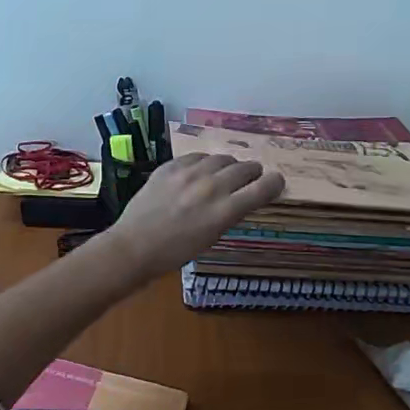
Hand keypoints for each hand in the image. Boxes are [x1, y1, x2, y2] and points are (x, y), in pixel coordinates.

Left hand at [98, 153, 284, 281]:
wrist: (134, 246)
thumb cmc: (175, 252)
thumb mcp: (211, 238)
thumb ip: (229, 215)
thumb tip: (241, 199)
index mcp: (225, 211)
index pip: (263, 188)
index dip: (274, 183)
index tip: (275, 182)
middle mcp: (211, 187)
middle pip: (245, 168)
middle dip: (252, 173)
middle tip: (251, 177)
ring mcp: (188, 174)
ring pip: (221, 158)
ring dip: (228, 165)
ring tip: (224, 173)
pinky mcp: (169, 167)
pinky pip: (195, 157)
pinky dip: (203, 163)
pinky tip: (200, 170)